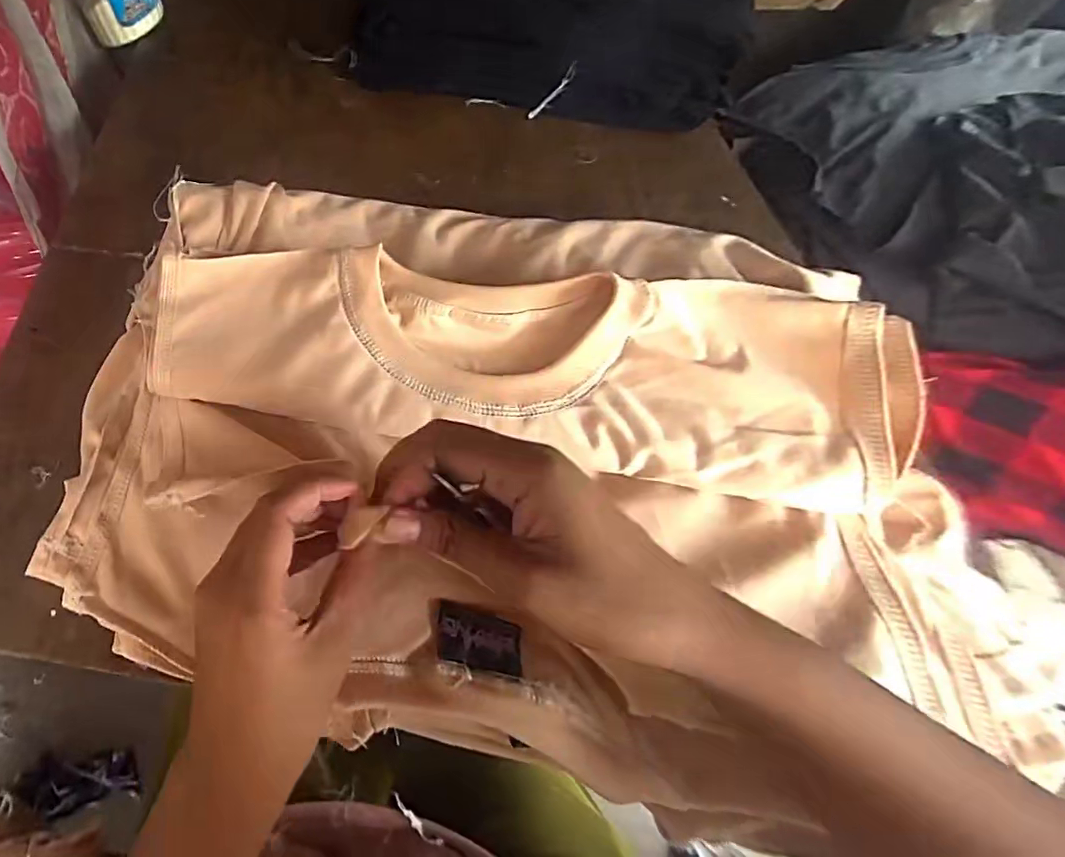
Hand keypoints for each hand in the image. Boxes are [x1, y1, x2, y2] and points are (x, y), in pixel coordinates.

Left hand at [185, 474, 396, 785]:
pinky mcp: (215, 599)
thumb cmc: (287, 719)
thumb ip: (350, 586)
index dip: (316, 489)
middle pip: (262, 514)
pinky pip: (250, 554)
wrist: (231, 766)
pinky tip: (321, 547)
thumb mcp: (330, 651)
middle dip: (309, 496)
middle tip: (356, 499)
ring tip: (346, 518)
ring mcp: (213, 587)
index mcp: (249, 592)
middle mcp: (221, 578)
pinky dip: (283, 543)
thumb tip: (370, 536)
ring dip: (297, 518)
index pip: (276, 513)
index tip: (356, 485)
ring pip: (255, 530)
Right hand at [372, 421, 737, 672]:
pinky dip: (448, 495)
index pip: (440, 444)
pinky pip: (477, 476)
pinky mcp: (535, 488)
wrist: (684, 625)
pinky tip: (442, 526)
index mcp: (526, 468)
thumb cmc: (608, 605)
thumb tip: (385, 520)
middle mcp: (526, 455)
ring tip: (407, 526)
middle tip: (385, 518)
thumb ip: (451, 539)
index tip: (381, 515)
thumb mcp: (522, 579)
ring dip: (424, 484)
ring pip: (457, 455)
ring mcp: (533, 469)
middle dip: (405, 472)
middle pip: (444, 440)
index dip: (400, 472)